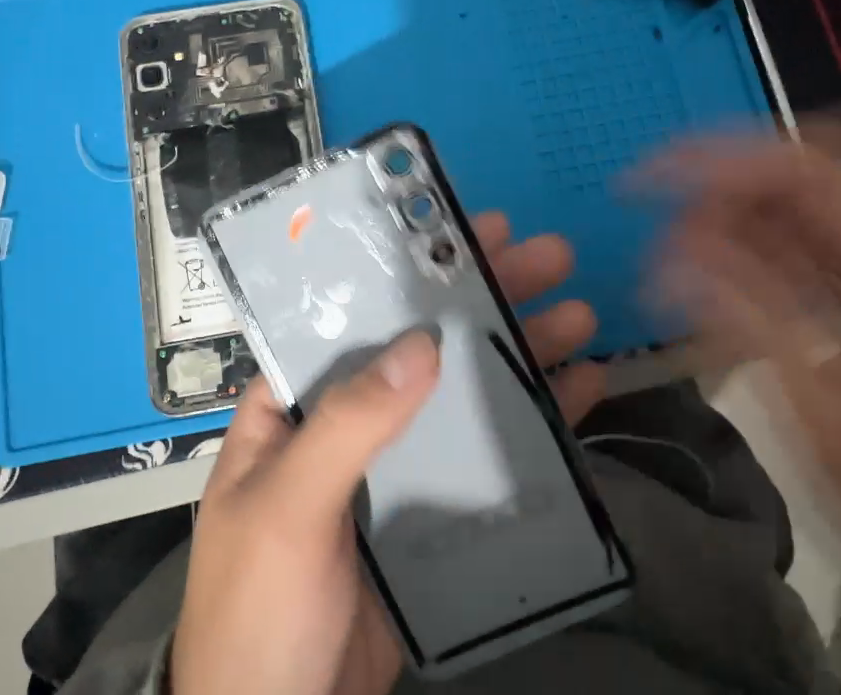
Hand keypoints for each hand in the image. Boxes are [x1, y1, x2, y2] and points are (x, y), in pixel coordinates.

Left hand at [171, 213, 606, 694]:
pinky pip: (486, 450)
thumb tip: (419, 344)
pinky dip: (531, 417)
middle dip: (481, 297)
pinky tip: (579, 388)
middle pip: (421, 344)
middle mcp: (345, 422)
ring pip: (463, 390)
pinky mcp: (434, 512)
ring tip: (580, 314)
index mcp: (293, 406)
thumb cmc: (260, 606)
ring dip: (517, 349)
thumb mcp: (288, 508)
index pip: (352, 318)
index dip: (409, 271)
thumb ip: (347, 426)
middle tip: (550, 257)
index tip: (466, 233)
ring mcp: (396, 467)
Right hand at [644, 123, 840, 671]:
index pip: (815, 170)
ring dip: (758, 207)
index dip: (717, 164)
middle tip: (668, 220)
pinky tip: (745, 264)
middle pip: (829, 162)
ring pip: (839, 190)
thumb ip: (747, 314)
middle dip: (734, 182)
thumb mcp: (829, 419)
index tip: (643, 182)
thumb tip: (670, 243)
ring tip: (692, 244)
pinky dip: (789, 236)